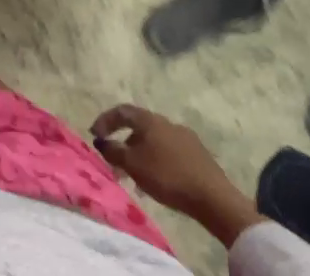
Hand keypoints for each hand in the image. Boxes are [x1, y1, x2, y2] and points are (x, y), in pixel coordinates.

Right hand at [89, 104, 263, 246]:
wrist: (214, 199)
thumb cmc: (167, 176)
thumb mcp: (132, 164)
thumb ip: (113, 150)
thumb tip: (102, 142)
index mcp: (150, 121)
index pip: (122, 111)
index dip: (105, 120)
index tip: (95, 136)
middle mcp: (168, 124)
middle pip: (139, 127)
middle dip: (123, 143)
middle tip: (115, 161)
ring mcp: (186, 139)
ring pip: (155, 142)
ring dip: (140, 155)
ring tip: (135, 177)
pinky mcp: (199, 156)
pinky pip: (170, 153)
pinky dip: (157, 161)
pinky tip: (157, 181)